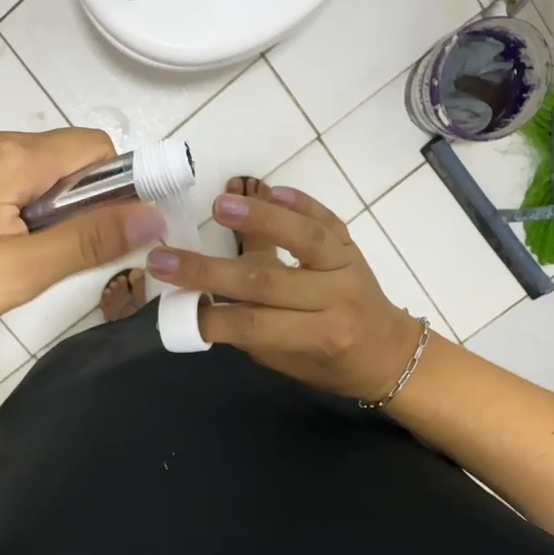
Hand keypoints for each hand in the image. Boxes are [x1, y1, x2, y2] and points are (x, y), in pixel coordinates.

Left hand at [0, 126, 166, 357]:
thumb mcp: (20, 271)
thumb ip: (89, 240)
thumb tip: (153, 215)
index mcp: (10, 155)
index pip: (96, 149)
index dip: (116, 190)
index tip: (104, 238)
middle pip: (56, 159)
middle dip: (71, 206)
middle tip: (45, 263)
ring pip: (17, 173)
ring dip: (32, 212)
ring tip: (2, 264)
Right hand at [144, 185, 430, 400]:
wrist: (389, 351)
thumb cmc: (330, 365)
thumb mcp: (288, 361)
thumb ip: (251, 333)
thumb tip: (199, 303)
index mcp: (318, 337)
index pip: (253, 325)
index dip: (210, 317)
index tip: (171, 306)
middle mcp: (335, 299)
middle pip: (265, 279)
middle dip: (208, 269)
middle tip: (164, 258)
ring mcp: (346, 266)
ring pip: (301, 237)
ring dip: (258, 219)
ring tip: (220, 206)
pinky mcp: (351, 244)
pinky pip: (324, 218)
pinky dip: (298, 202)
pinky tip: (270, 190)